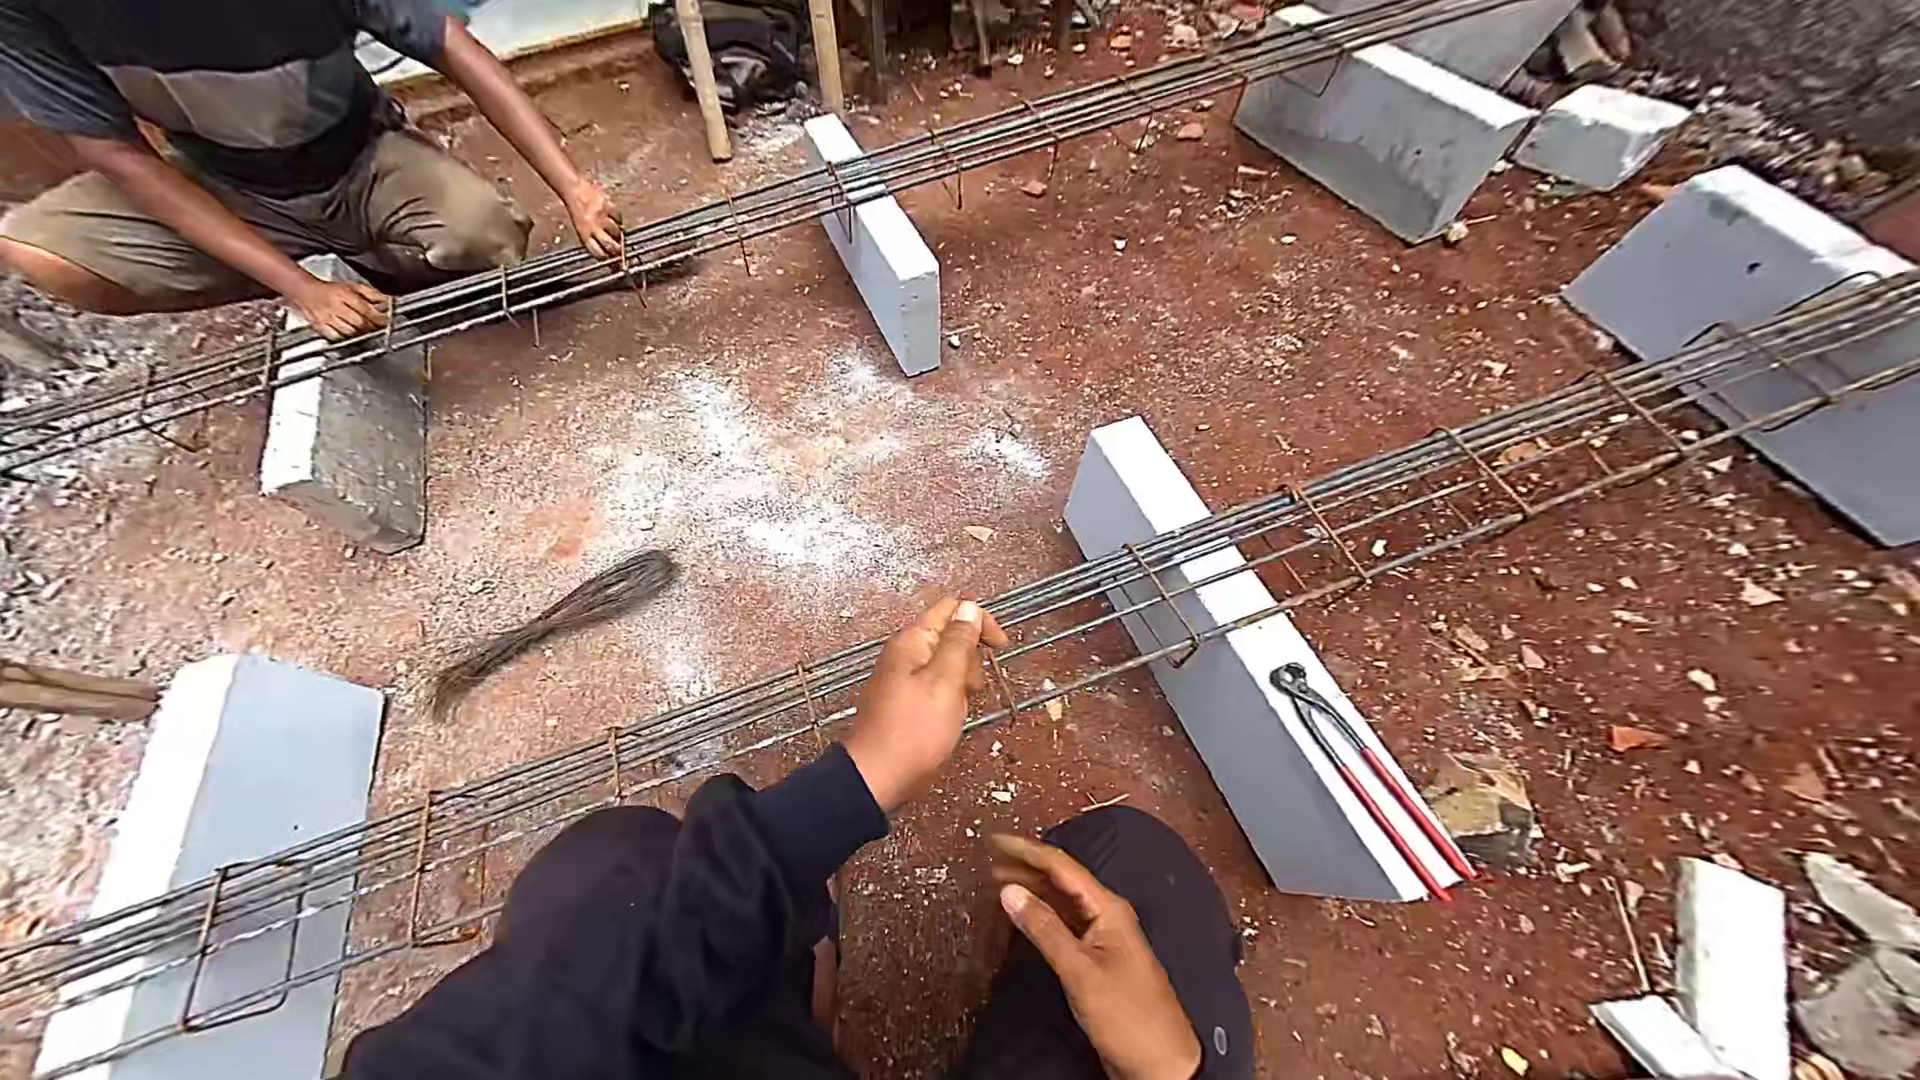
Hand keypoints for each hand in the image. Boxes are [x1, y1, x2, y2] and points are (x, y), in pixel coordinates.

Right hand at [288, 277, 388, 341]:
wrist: (304, 290)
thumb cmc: (332, 290)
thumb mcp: (355, 287)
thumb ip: (374, 294)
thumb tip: (391, 301)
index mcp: (344, 296)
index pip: (367, 311)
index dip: (380, 319)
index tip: (387, 321)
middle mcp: (334, 306)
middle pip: (360, 323)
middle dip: (372, 327)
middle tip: (377, 327)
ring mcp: (326, 317)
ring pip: (350, 332)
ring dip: (361, 334)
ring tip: (364, 330)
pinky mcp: (319, 326)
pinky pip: (336, 337)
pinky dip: (346, 338)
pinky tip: (351, 335)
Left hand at [565, 178, 622, 259]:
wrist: (573, 188)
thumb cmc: (577, 210)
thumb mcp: (581, 228)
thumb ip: (593, 239)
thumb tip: (610, 252)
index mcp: (584, 234)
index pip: (599, 253)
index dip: (606, 257)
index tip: (610, 257)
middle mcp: (593, 227)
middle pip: (611, 246)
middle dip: (616, 249)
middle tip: (618, 247)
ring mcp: (602, 217)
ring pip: (617, 232)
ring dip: (617, 233)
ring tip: (613, 229)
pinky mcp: (609, 207)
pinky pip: (619, 219)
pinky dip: (618, 219)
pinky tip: (612, 217)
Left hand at [843, 595, 1007, 813]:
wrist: (877, 778)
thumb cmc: (913, 731)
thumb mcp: (946, 681)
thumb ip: (959, 641)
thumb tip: (970, 607)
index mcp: (913, 640)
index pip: (952, 608)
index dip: (980, 621)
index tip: (1000, 646)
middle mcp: (905, 652)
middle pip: (950, 636)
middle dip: (971, 658)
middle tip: (971, 688)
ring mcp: (903, 676)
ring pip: (946, 664)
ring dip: (962, 682)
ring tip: (956, 709)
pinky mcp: (904, 699)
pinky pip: (936, 686)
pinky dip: (949, 698)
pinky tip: (946, 719)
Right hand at [990, 833, 1201, 1079]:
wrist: (1164, 1068)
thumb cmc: (1132, 1020)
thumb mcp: (1081, 971)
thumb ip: (1044, 929)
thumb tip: (1012, 892)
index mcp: (1108, 907)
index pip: (1061, 865)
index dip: (1028, 850)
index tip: (1000, 840)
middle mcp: (1106, 915)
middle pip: (1060, 879)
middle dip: (1026, 866)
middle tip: (994, 857)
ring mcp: (1102, 937)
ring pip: (1061, 901)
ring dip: (1032, 889)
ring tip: (1002, 881)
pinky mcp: (1097, 959)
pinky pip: (1064, 924)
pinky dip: (1041, 915)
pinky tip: (1025, 915)